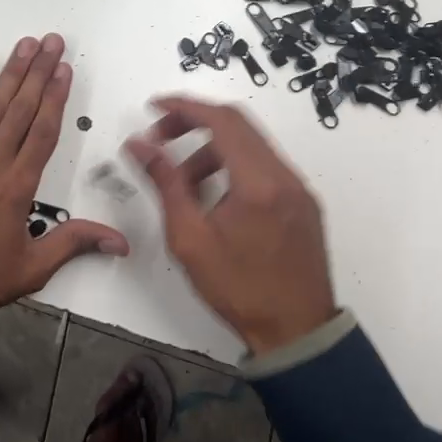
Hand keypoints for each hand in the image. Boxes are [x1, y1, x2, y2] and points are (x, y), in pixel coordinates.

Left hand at [0, 34, 129, 315]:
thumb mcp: (32, 267)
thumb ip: (74, 244)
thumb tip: (120, 241)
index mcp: (17, 186)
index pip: (43, 131)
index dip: (56, 97)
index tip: (64, 70)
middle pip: (21, 108)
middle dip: (38, 72)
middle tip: (51, 42)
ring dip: (10, 73)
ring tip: (25, 46)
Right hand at [124, 97, 335, 354]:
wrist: (298, 334)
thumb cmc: (239, 289)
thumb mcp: (189, 237)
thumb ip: (164, 182)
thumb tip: (138, 144)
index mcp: (259, 183)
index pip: (221, 120)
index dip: (183, 107)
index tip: (153, 108)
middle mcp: (285, 177)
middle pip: (237, 124)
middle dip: (194, 122)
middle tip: (160, 138)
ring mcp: (299, 190)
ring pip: (251, 145)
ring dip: (212, 147)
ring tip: (182, 179)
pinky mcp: (303, 204)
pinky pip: (264, 165)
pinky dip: (233, 164)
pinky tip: (212, 193)